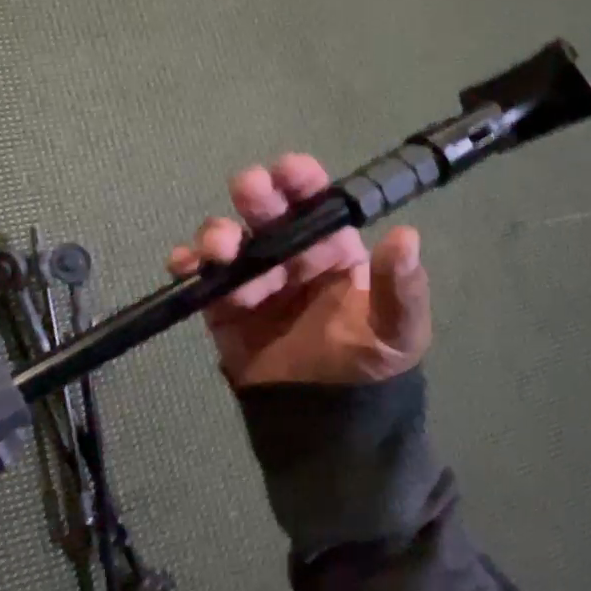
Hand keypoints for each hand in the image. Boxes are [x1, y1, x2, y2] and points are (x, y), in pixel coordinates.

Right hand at [168, 154, 431, 388]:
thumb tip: (405, 235)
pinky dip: (186, 264)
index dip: (300, 180)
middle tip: (248, 190)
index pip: (315, 201)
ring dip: (217, 234)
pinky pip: (197, 274)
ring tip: (219, 250)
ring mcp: (249, 274)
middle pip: (263, 209)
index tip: (289, 171)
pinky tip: (185, 266)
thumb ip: (399, 287)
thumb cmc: (365, 366)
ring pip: (225, 236)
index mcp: (331, 246)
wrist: (321, 420)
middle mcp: (287, 251)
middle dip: (253, 194)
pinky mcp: (218, 301)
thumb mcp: (397, 331)